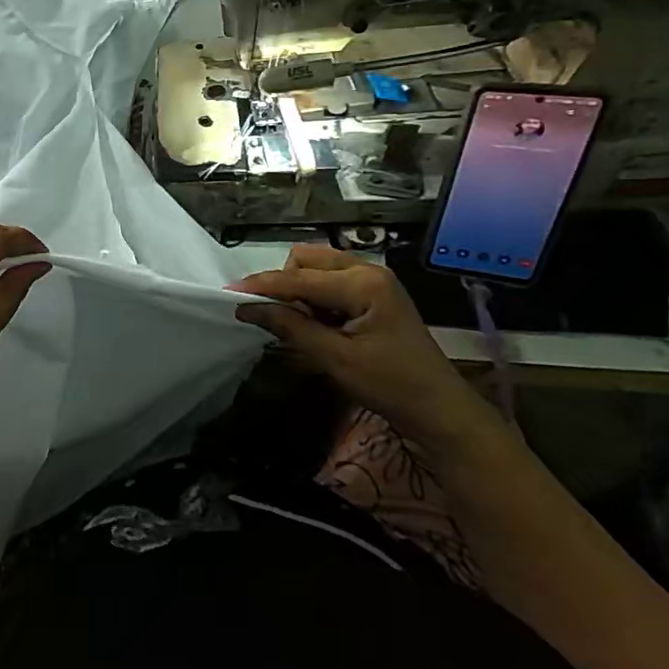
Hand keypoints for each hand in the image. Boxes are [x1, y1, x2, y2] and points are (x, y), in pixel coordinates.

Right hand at [232, 245, 497, 449]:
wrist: (439, 408)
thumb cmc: (390, 385)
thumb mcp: (336, 359)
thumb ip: (292, 327)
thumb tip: (248, 308)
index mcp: (362, 282)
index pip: (299, 277)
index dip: (263, 285)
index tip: (230, 293)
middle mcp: (368, 269)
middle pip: (308, 259)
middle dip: (286, 283)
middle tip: (278, 319)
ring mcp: (374, 279)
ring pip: (319, 267)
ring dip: (301, 290)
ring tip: (301, 326)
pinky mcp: (375, 292)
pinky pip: (333, 281)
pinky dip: (317, 297)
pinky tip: (320, 325)